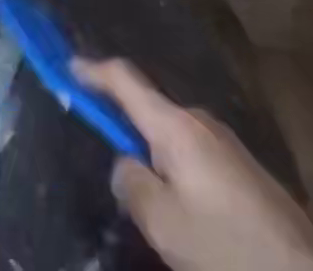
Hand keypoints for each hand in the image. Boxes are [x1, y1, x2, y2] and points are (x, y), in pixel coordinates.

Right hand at [75, 58, 312, 270]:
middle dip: (123, 124)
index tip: (68, 66)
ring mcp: (226, 143)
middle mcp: (201, 122)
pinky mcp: (243, 167)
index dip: (94, 71)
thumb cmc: (227, 247)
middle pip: (148, 109)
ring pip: (171, 136)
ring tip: (145, 194)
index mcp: (176, 127)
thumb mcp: (163, 223)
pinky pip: (192, 153)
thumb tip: (125, 163)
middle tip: (104, 153)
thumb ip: (131, 183)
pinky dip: (174, 166)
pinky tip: (181, 205)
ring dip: (151, 152)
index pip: (126, 81)